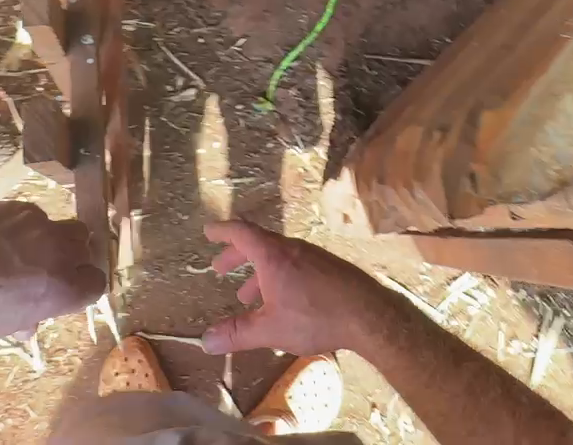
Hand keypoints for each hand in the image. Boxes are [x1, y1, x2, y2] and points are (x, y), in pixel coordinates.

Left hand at [0, 200, 105, 345]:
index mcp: (61, 290)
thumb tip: (31, 319)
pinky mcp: (17, 207)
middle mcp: (59, 253)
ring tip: (22, 248)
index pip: (96, 282)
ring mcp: (39, 225)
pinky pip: (31, 215)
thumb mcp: (3, 327)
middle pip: (84, 245)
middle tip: (47, 265)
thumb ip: (28, 315)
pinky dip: (21, 226)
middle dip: (71, 255)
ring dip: (49, 237)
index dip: (83, 285)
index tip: (69, 288)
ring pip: (60, 225)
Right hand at [201, 219, 403, 356]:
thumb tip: (205, 341)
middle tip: (220, 268)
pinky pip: (292, 264)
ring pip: (276, 256)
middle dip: (236, 255)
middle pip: (258, 243)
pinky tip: (279, 302)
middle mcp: (291, 248)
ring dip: (257, 271)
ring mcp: (311, 256)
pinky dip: (276, 276)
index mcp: (273, 255)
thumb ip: (237, 333)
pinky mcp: (326, 267)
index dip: (223, 230)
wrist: (367, 313)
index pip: (242, 232)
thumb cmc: (315, 316)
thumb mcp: (270, 329)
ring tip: (246, 295)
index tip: (208, 231)